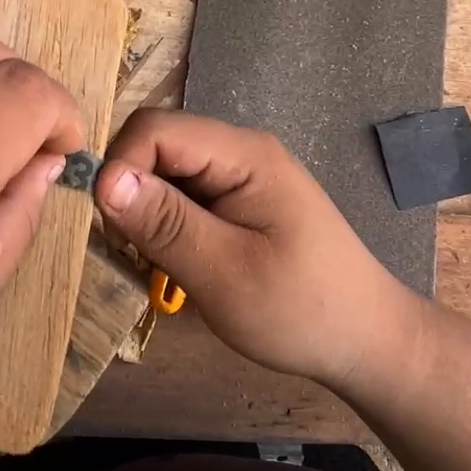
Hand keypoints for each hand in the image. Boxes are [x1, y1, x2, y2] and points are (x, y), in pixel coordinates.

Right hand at [92, 109, 420, 390]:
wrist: (366, 341)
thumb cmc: (303, 310)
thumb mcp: (227, 274)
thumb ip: (166, 224)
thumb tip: (104, 179)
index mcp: (244, 153)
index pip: (156, 129)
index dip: (120, 166)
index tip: (110, 226)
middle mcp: (239, 150)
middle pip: (158, 145)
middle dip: (130, 190)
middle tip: (131, 251)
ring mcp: (240, 174)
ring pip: (165, 171)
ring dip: (146, 211)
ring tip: (155, 263)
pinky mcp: (237, 199)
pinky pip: (183, 194)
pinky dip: (165, 224)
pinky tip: (176, 261)